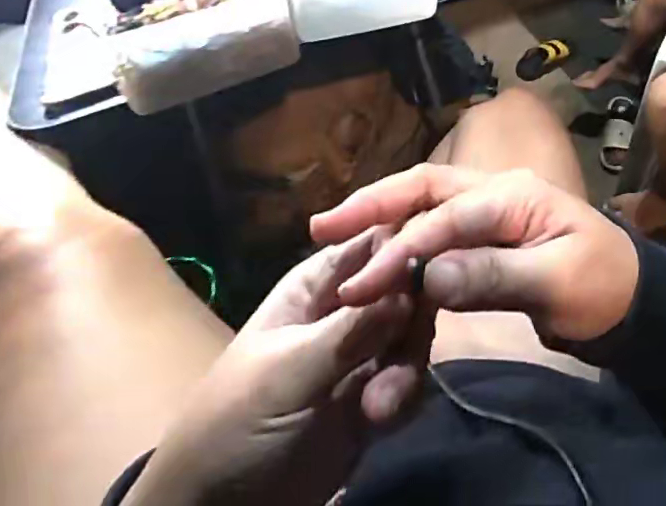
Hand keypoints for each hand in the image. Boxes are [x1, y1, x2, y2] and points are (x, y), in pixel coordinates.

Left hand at [130, 228, 428, 505]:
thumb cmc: (234, 425)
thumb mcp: (288, 372)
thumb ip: (351, 328)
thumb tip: (411, 282)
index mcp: (319, 282)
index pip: (375, 241)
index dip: (407, 246)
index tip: (431, 272)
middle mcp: (349, 307)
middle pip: (407, 286)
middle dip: (411, 320)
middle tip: (402, 354)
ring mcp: (364, 352)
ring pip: (413, 334)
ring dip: (405, 367)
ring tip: (379, 408)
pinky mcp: (375, 396)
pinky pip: (411, 380)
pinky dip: (404, 398)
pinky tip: (380, 423)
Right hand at [312, 165, 639, 343]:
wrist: (632, 301)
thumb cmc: (603, 287)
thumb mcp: (558, 282)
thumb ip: (494, 276)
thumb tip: (427, 274)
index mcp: (514, 194)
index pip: (446, 216)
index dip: (401, 248)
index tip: (359, 284)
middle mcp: (496, 190)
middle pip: (426, 186)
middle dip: (375, 202)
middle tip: (323, 224)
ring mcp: (491, 211)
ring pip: (427, 203)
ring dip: (383, 216)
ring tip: (335, 233)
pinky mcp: (488, 235)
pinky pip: (437, 228)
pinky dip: (404, 237)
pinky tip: (378, 252)